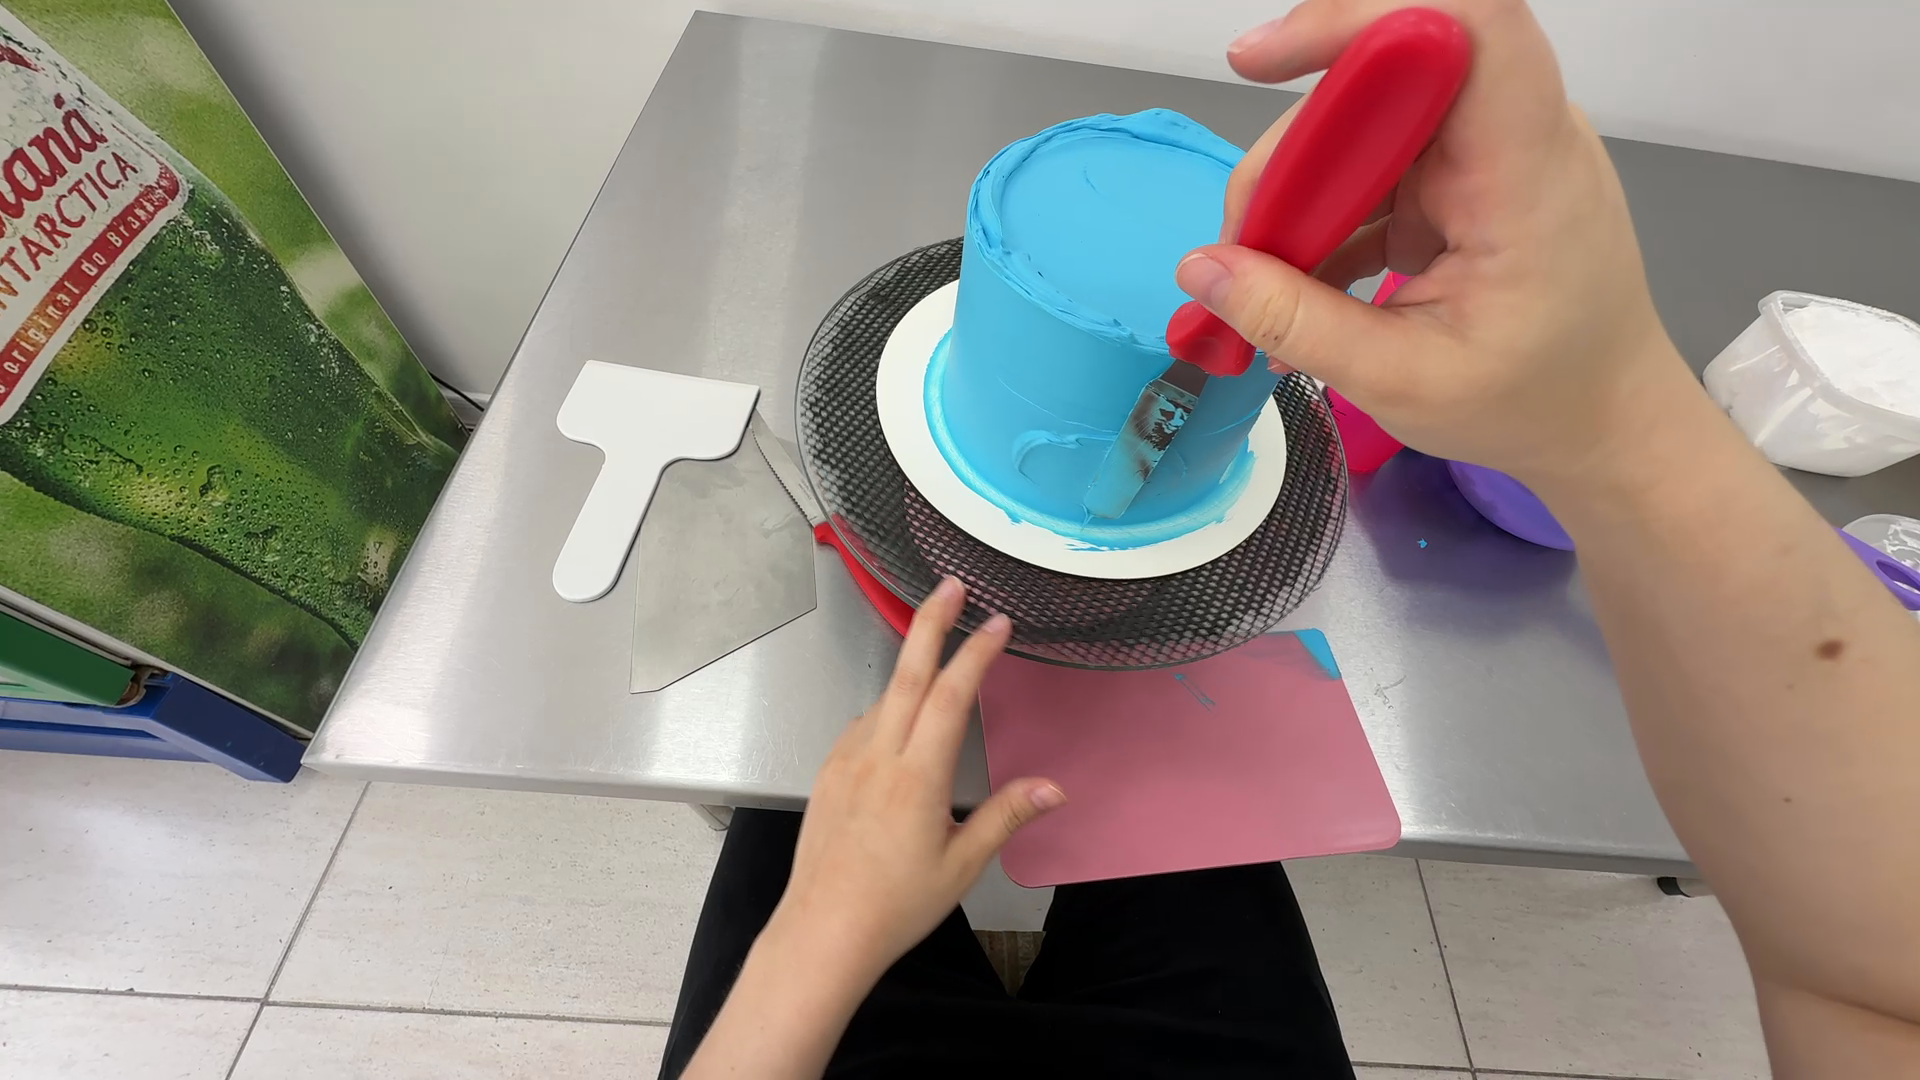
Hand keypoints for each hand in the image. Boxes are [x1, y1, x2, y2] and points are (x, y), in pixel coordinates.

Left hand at [767, 577, 1063, 987]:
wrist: (821, 932)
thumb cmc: (896, 903)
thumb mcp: (961, 865)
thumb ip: (1006, 816)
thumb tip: (1055, 787)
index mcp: (917, 774)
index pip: (951, 696)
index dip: (976, 653)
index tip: (998, 622)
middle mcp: (878, 752)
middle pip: (908, 672)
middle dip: (931, 621)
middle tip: (951, 585)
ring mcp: (847, 756)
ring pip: (886, 696)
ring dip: (913, 665)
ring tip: (938, 651)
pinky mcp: (828, 768)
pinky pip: (865, 722)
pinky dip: (890, 706)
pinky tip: (901, 720)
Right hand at [1180, 0, 1695, 486]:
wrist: (1596, 420)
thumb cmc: (1522, 404)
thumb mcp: (1395, 378)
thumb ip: (1293, 322)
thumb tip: (1199, 270)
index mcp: (1522, 174)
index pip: (1462, 29)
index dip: (1358, 21)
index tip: (1254, 61)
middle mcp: (1503, 143)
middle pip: (1375, 94)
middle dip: (1286, 166)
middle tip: (1236, 257)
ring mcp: (1475, 166)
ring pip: (1356, 144)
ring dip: (1291, 208)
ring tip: (1258, 293)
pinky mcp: (1451, 194)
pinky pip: (1363, 187)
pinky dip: (1315, 235)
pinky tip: (1290, 295)